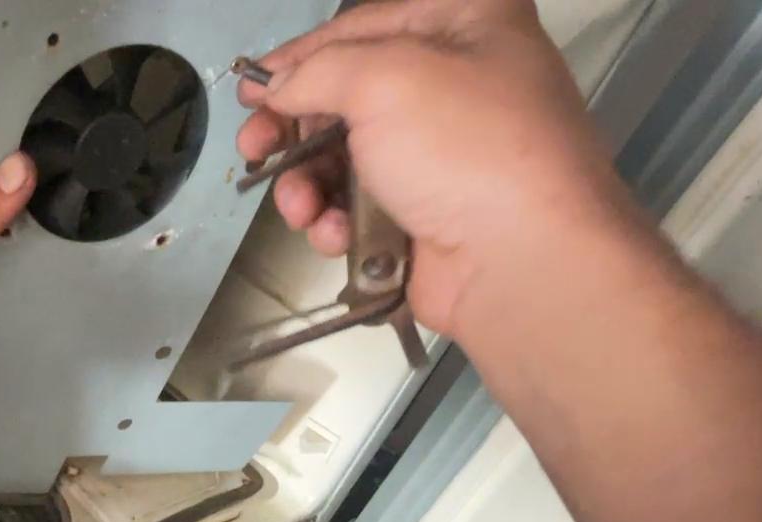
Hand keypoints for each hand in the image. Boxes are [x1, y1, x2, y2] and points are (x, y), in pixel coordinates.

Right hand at [236, 0, 647, 339]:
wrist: (513, 257)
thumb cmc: (460, 149)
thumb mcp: (386, 81)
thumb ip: (319, 71)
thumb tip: (275, 85)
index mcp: (462, 21)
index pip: (358, 27)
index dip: (296, 59)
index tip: (248, 90)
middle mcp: (449, 81)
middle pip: (341, 99)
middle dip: (292, 132)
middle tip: (252, 152)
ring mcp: (431, 153)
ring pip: (338, 161)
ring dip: (306, 188)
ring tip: (301, 211)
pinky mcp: (415, 211)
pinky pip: (354, 206)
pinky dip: (334, 222)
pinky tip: (335, 236)